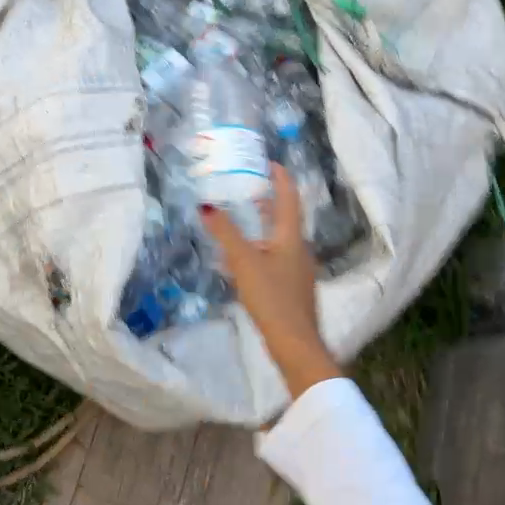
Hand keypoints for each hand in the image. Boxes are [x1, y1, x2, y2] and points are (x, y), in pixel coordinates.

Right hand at [201, 163, 341, 399]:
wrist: (295, 343)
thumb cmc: (272, 297)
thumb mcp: (243, 262)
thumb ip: (224, 233)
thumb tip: (206, 205)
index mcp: (291, 238)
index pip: (288, 198)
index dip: (280, 178)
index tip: (268, 161)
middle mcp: (298, 249)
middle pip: (285, 217)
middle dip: (268, 199)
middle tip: (246, 184)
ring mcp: (297, 270)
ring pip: (279, 237)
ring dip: (262, 223)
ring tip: (241, 216)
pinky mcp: (291, 287)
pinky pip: (275, 256)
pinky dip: (260, 245)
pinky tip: (243, 257)